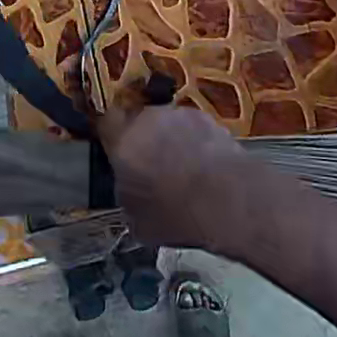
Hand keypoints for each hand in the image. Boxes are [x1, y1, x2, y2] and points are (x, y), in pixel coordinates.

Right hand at [98, 102, 259, 254]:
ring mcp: (178, 115)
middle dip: (143, 140)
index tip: (117, 150)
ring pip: (166, 124)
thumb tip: (130, 188)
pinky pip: (192, 127)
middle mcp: (147, 119)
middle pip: (137, 122)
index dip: (110, 135)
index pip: (105, 123)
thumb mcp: (137, 221)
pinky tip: (206, 166)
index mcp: (122, 142)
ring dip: (170, 140)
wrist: (231, 201)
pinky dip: (196, 141)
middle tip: (153, 166)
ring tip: (185, 169)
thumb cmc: (177, 215)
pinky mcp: (207, 118)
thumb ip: (126, 194)